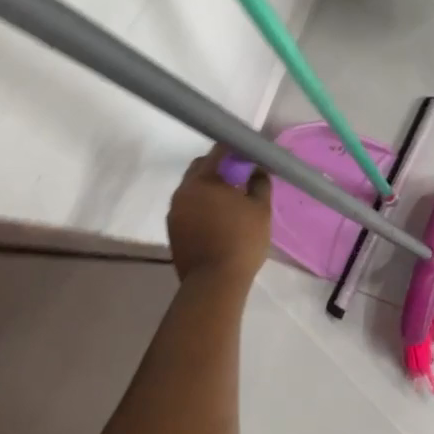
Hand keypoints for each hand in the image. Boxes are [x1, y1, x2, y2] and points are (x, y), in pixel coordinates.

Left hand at [167, 146, 272, 284]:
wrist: (214, 283)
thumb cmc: (241, 241)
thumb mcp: (260, 209)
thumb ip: (259, 183)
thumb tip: (256, 170)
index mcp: (203, 180)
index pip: (217, 151)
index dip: (234, 149)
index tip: (247, 154)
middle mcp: (183, 191)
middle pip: (200, 168)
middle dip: (218, 167)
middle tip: (238, 178)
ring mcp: (174, 212)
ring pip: (191, 189)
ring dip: (207, 188)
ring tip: (228, 201)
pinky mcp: (172, 231)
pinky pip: (187, 208)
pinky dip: (200, 206)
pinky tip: (216, 219)